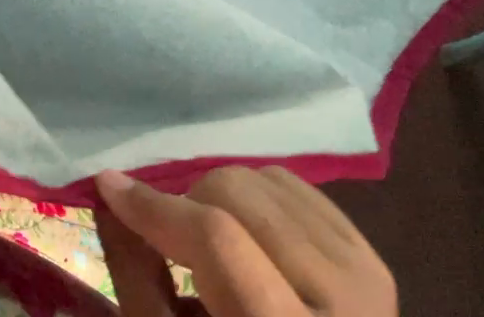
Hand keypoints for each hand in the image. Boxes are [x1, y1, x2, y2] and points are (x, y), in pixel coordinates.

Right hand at [94, 166, 396, 316]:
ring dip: (221, 197)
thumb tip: (111, 191)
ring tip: (212, 240)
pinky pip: (299, 189)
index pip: (216, 237)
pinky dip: (259, 197)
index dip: (155, 206)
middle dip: (188, 202)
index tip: (108, 185)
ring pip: (267, 180)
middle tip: (172, 239)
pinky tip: (248, 234)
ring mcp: (369, 281)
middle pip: (239, 194)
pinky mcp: (375, 264)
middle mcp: (345, 305)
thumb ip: (134, 271)